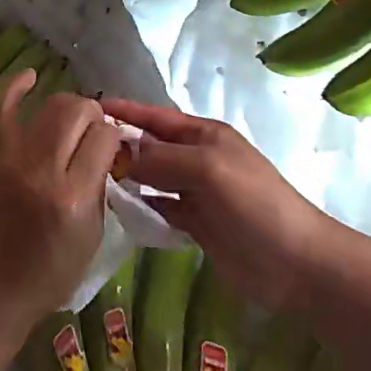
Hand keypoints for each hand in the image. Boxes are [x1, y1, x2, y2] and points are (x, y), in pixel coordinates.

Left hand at [0, 70, 120, 344]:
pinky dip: (16, 88)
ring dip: (71, 107)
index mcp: (74, 196)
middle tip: (96, 138)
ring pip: (53, 104)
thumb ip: (102, 182)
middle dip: (96, 117)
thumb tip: (108, 144)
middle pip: (80, 111)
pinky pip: (4, 110)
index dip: (115, 138)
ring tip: (76, 125)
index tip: (115, 151)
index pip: (105, 137)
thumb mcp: (95, 232)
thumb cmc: (53, 271)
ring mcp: (15, 159)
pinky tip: (32, 76)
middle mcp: (44, 170)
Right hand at [102, 98, 334, 309]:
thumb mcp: (208, 169)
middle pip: (152, 147)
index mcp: (205, 135)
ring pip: (153, 178)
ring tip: (87, 181)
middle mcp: (198, 158)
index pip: (157, 117)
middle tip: (77, 152)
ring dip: (127, 178)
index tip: (90, 109)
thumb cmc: (254, 203)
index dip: (126, 112)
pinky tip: (116, 213)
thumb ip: (163, 158)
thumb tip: (121, 152)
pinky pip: (161, 208)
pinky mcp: (196, 223)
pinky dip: (141, 208)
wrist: (294, 261)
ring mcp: (197, 192)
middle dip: (121, 146)